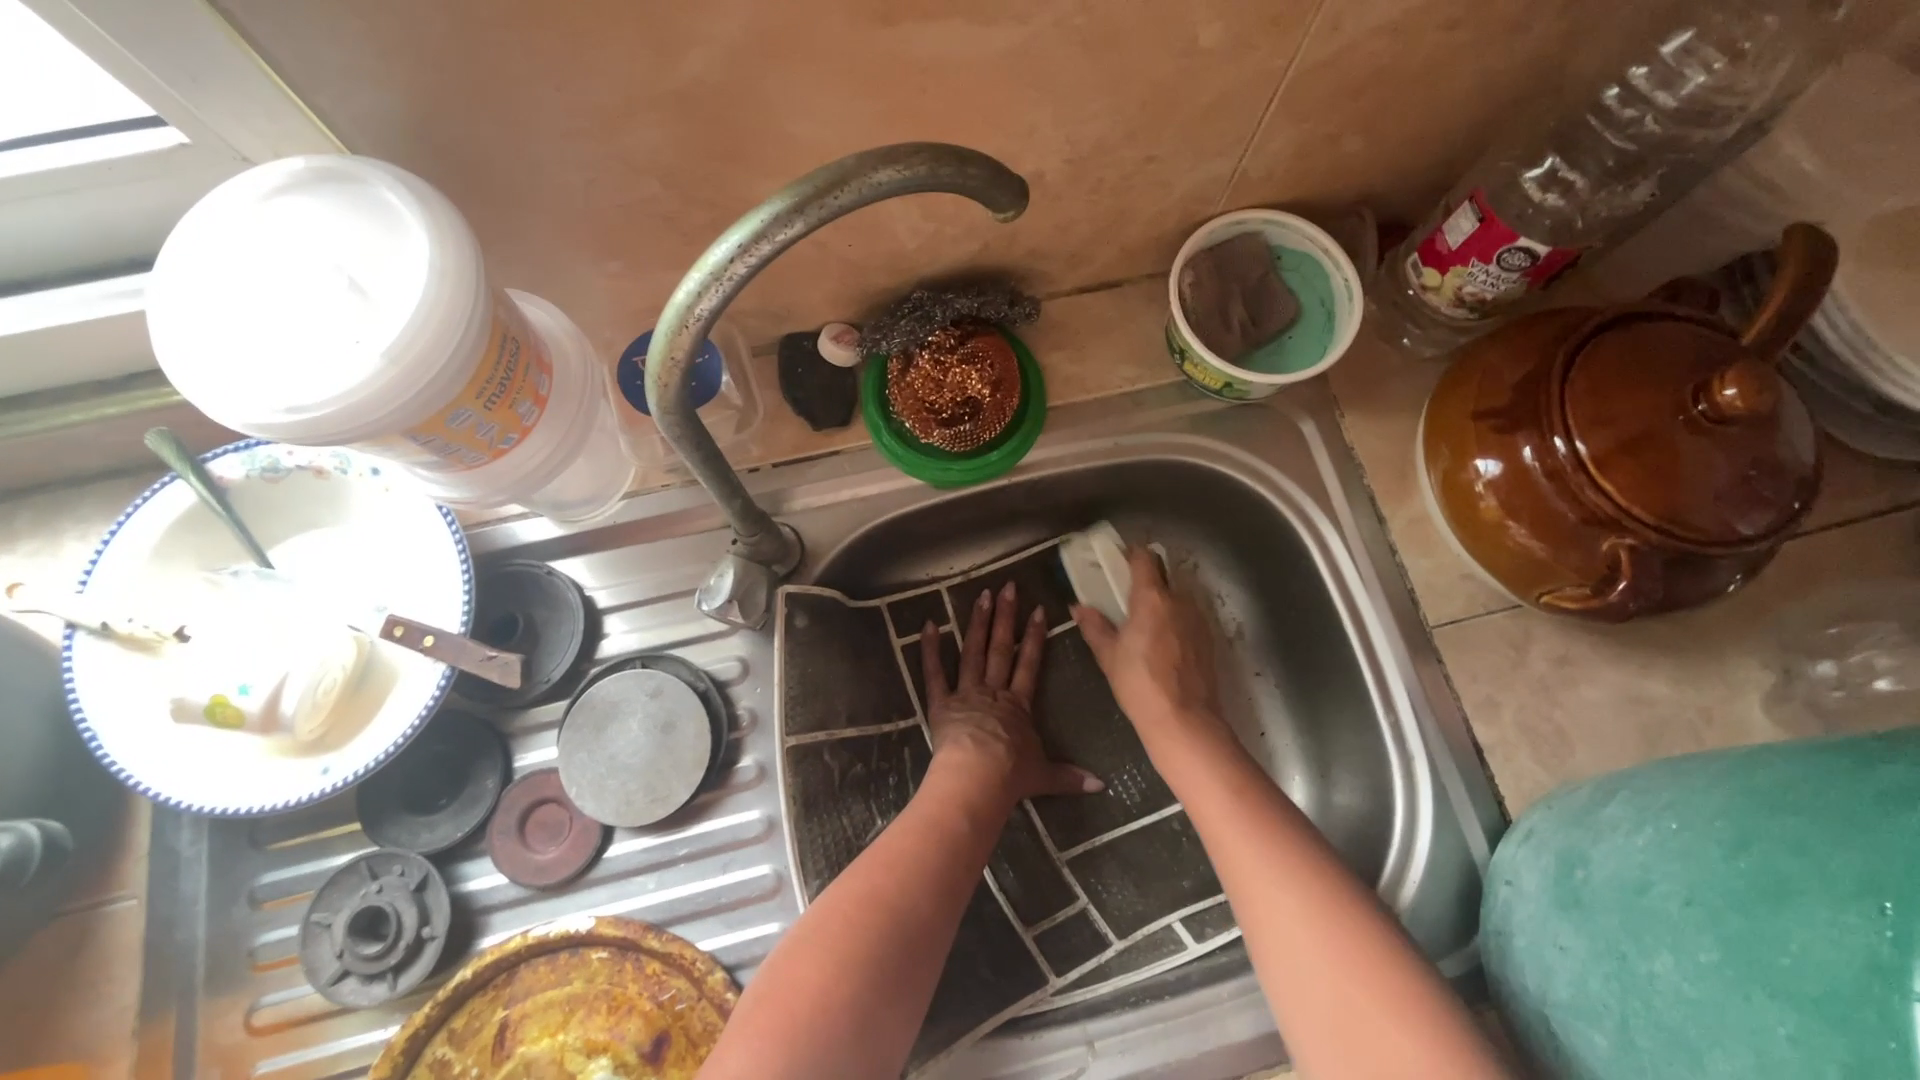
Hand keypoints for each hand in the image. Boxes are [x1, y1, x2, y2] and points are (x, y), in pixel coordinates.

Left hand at [922, 582, 1104, 802]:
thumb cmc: (1011, 777)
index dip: (1035, 637)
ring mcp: (966, 694)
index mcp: (1019, 705)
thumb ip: (1070, 777)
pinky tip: (929, 624)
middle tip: (1008, 587)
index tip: (1039, 610)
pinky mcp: (940, 704)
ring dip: (977, 624)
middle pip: (1001, 649)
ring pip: (972, 652)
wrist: (977, 779)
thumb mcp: (1045, 776)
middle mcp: (993, 691)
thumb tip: (1102, 786)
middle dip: (1006, 617)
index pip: (1029, 664)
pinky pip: (933, 674)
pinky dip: (930, 649)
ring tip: (981, 596)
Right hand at [1072, 547, 1234, 758]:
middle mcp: (1179, 600)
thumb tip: (1078, 607)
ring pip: (1177, 599)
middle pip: (1162, 578)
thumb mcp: (1108, 656)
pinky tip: (1164, 646)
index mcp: (1151, 598)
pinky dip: (1176, 623)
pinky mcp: (1209, 638)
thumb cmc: (1139, 683)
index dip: (1131, 556)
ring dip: (1162, 605)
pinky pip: (1188, 619)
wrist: (1183, 719)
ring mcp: (1198, 619)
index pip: (1144, 558)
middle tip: (1126, 601)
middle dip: (1146, 584)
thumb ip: (1094, 626)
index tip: (1119, 563)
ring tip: (1145, 628)